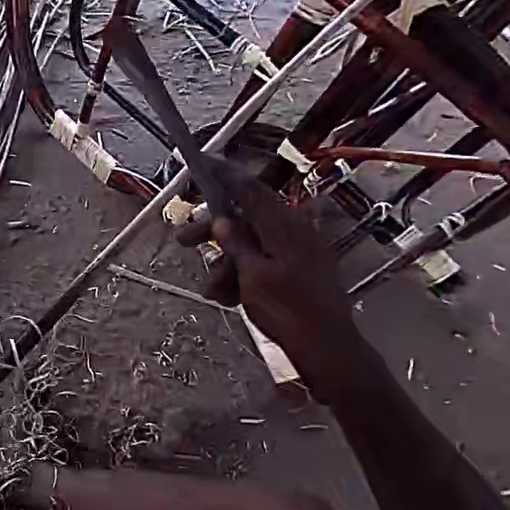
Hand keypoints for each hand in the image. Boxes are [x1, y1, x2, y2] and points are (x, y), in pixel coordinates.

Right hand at [175, 156, 359, 369]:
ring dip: (226, 265)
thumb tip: (222, 221)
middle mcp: (292, 233)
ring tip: (214, 292)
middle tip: (183, 241)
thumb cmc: (287, 310)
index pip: (250, 190)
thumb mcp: (252, 276)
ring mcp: (297, 253)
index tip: (203, 162)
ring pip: (250, 247)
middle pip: (245, 220)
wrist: (327, 347)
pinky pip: (262, 264)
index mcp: (284, 227)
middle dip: (213, 234)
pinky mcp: (298, 272)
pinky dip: (243, 277)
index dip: (225, 176)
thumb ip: (236, 245)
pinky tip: (230, 298)